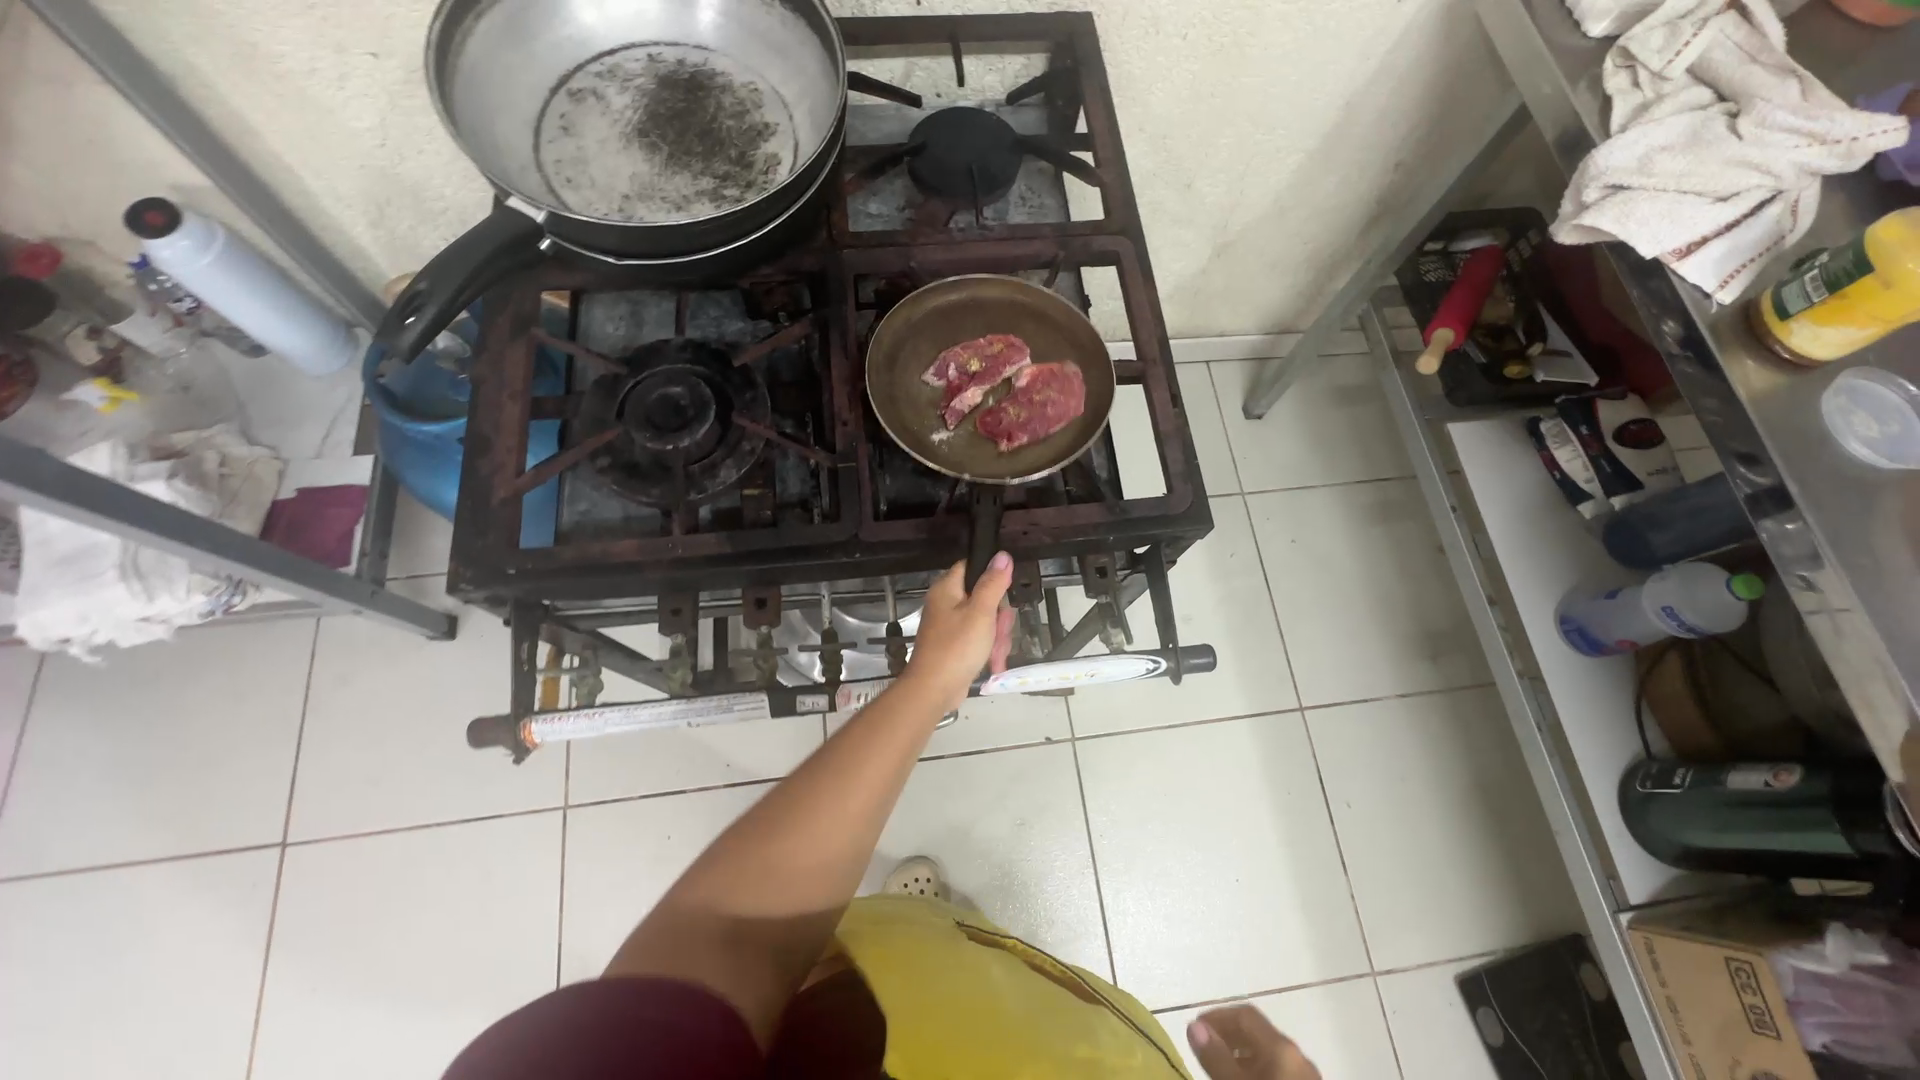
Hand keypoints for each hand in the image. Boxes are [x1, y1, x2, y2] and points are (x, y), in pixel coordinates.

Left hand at [903, 553, 1014, 710]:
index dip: (992, 577)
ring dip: (997, 638)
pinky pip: (979, 640)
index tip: (1004, 593)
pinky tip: (994, 664)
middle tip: (999, 630)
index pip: (972, 567)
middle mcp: (946, 604)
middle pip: (983, 597)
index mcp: (947, 589)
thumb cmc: (957, 647)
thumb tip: (1002, 556)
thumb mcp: (981, 612)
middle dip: (999, 618)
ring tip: (995, 653)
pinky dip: (988, 651)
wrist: (934, 690)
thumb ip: (993, 583)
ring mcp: (950, 627)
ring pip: (985, 622)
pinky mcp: (955, 646)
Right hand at [1188, 1006, 1320, 1079]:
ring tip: (1219, 1069)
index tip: (1195, 1030)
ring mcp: (1306, 1076)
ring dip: (1241, 1054)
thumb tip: (1195, 1027)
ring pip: (1269, 1054)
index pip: (1245, 1015)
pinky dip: (1256, 1070)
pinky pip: (1278, 1071)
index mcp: (1280, 1047)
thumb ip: (1215, 1057)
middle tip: (1203, 1048)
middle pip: (1258, 1032)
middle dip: (1228, 1035)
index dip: (1216, 1016)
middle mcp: (1297, 1055)